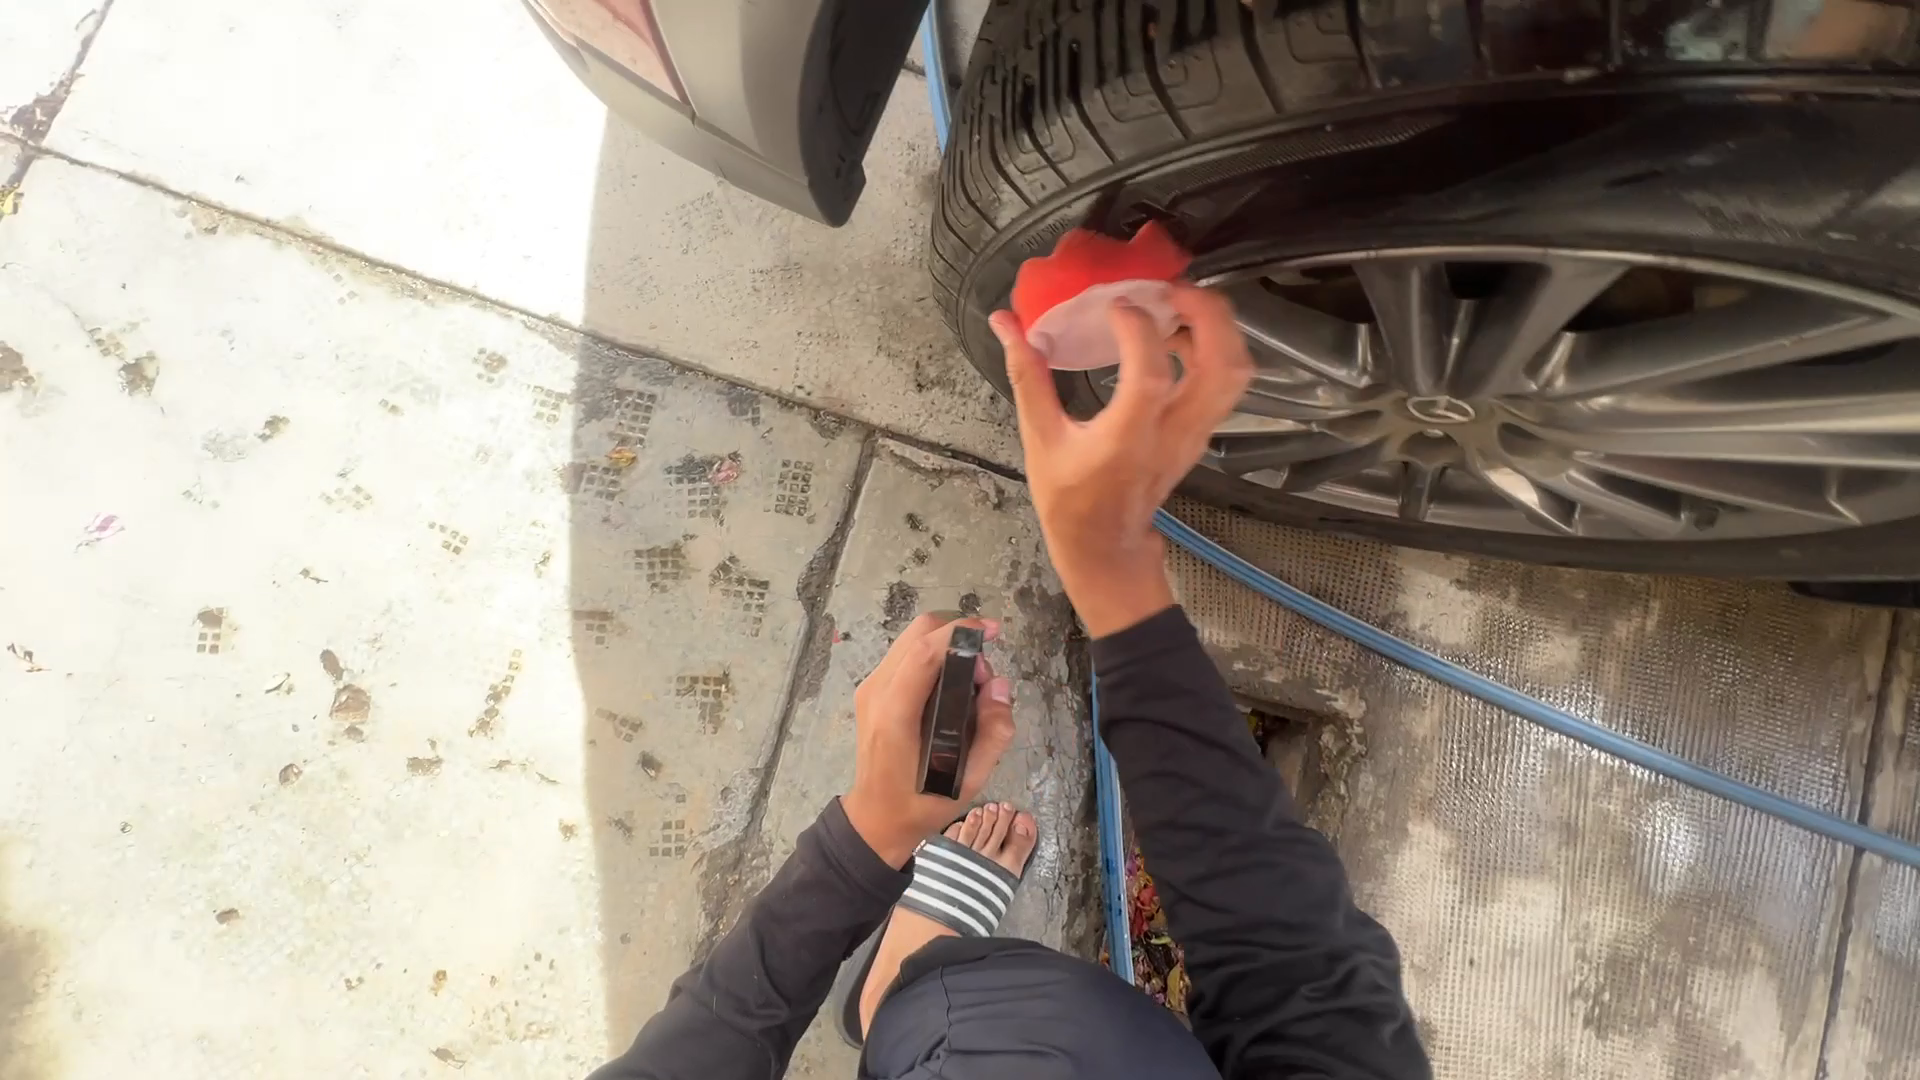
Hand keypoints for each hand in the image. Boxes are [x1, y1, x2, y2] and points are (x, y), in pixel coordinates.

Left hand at [841, 614, 1015, 866]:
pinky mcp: (872, 688)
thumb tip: (1000, 687)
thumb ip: (992, 733)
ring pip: (911, 637)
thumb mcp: (968, 781)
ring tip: (970, 680)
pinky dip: (934, 654)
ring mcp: (871, 687)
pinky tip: (951, 683)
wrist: (876, 817)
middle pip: (917, 632)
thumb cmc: (921, 803)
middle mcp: (877, 691)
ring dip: (947, 644)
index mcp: (895, 715)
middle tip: (982, 671)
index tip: (994, 631)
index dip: (961, 632)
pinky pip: (906, 653)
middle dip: (958, 636)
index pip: (925, 652)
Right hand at [991, 286, 1253, 637]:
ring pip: (1235, 372)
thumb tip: (1004, 324)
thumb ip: (1027, 376)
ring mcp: (1195, 436)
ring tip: (1177, 307)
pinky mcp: (1201, 433)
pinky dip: (1212, 347)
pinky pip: (1225, 383)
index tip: (1115, 307)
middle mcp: (1172, 436)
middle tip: (1170, 289)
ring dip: (1216, 328)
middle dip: (1205, 313)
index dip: (1138, 330)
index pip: (1151, 375)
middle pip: (1222, 365)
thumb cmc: (1069, 498)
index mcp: (1126, 441)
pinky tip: (1176, 336)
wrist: (1105, 544)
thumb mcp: (1040, 438)